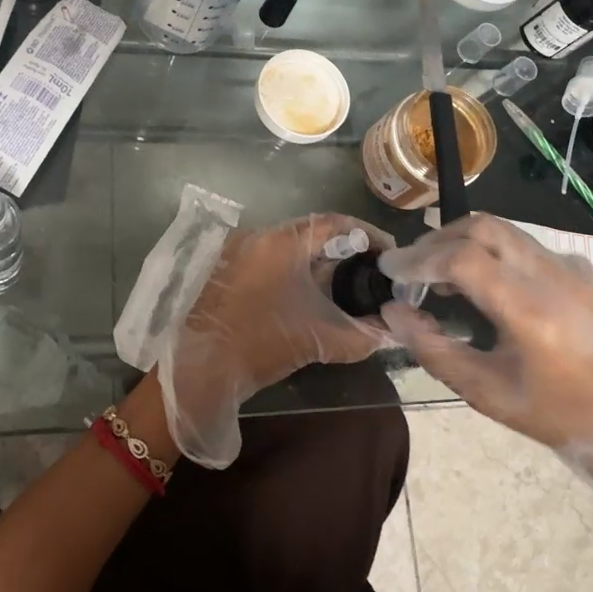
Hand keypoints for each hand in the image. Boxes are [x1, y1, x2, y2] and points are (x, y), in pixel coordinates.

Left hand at [162, 213, 393, 467]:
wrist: (201, 369)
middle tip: (371, 272)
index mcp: (281, 241)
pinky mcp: (226, 270)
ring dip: (318, 263)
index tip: (389, 253)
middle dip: (345, 251)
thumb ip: (364, 334)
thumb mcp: (321, 340)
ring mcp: (238, 251)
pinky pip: (270, 260)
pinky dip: (294, 272)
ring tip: (346, 286)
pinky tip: (310, 296)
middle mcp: (258, 236)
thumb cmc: (262, 344)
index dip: (367, 235)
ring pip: (289, 248)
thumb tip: (391, 331)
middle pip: (312, 233)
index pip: (335, 223)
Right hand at [377, 214, 592, 540]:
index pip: (464, 258)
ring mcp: (572, 267)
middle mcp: (555, 277)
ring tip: (436, 275)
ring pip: (503, 230)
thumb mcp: (483, 392)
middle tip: (409, 267)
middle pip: (482, 227)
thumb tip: (391, 311)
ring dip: (461, 242)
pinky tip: (478, 283)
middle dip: (436, 240)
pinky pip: (523, 244)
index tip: (389, 270)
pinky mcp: (579, 267)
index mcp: (533, 313)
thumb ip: (431, 348)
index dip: (419, 259)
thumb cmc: (553, 413)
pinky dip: (489, 251)